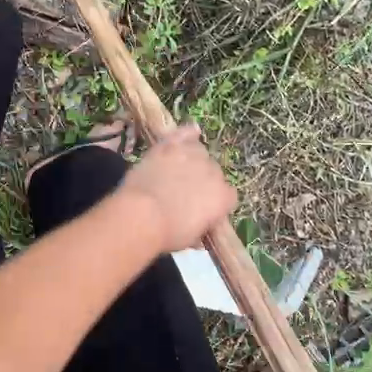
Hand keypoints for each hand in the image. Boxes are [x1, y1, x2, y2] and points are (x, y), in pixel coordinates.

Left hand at [119, 124, 237, 253]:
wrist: (142, 214)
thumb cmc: (169, 233)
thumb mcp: (191, 238)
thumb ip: (201, 228)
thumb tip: (199, 230)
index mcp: (222, 197)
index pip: (229, 196)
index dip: (216, 203)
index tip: (204, 210)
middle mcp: (212, 172)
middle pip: (214, 172)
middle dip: (203, 181)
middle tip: (186, 192)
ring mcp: (190, 155)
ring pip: (199, 151)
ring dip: (193, 159)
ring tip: (179, 170)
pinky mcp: (169, 146)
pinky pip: (184, 134)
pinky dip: (188, 133)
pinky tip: (192, 132)